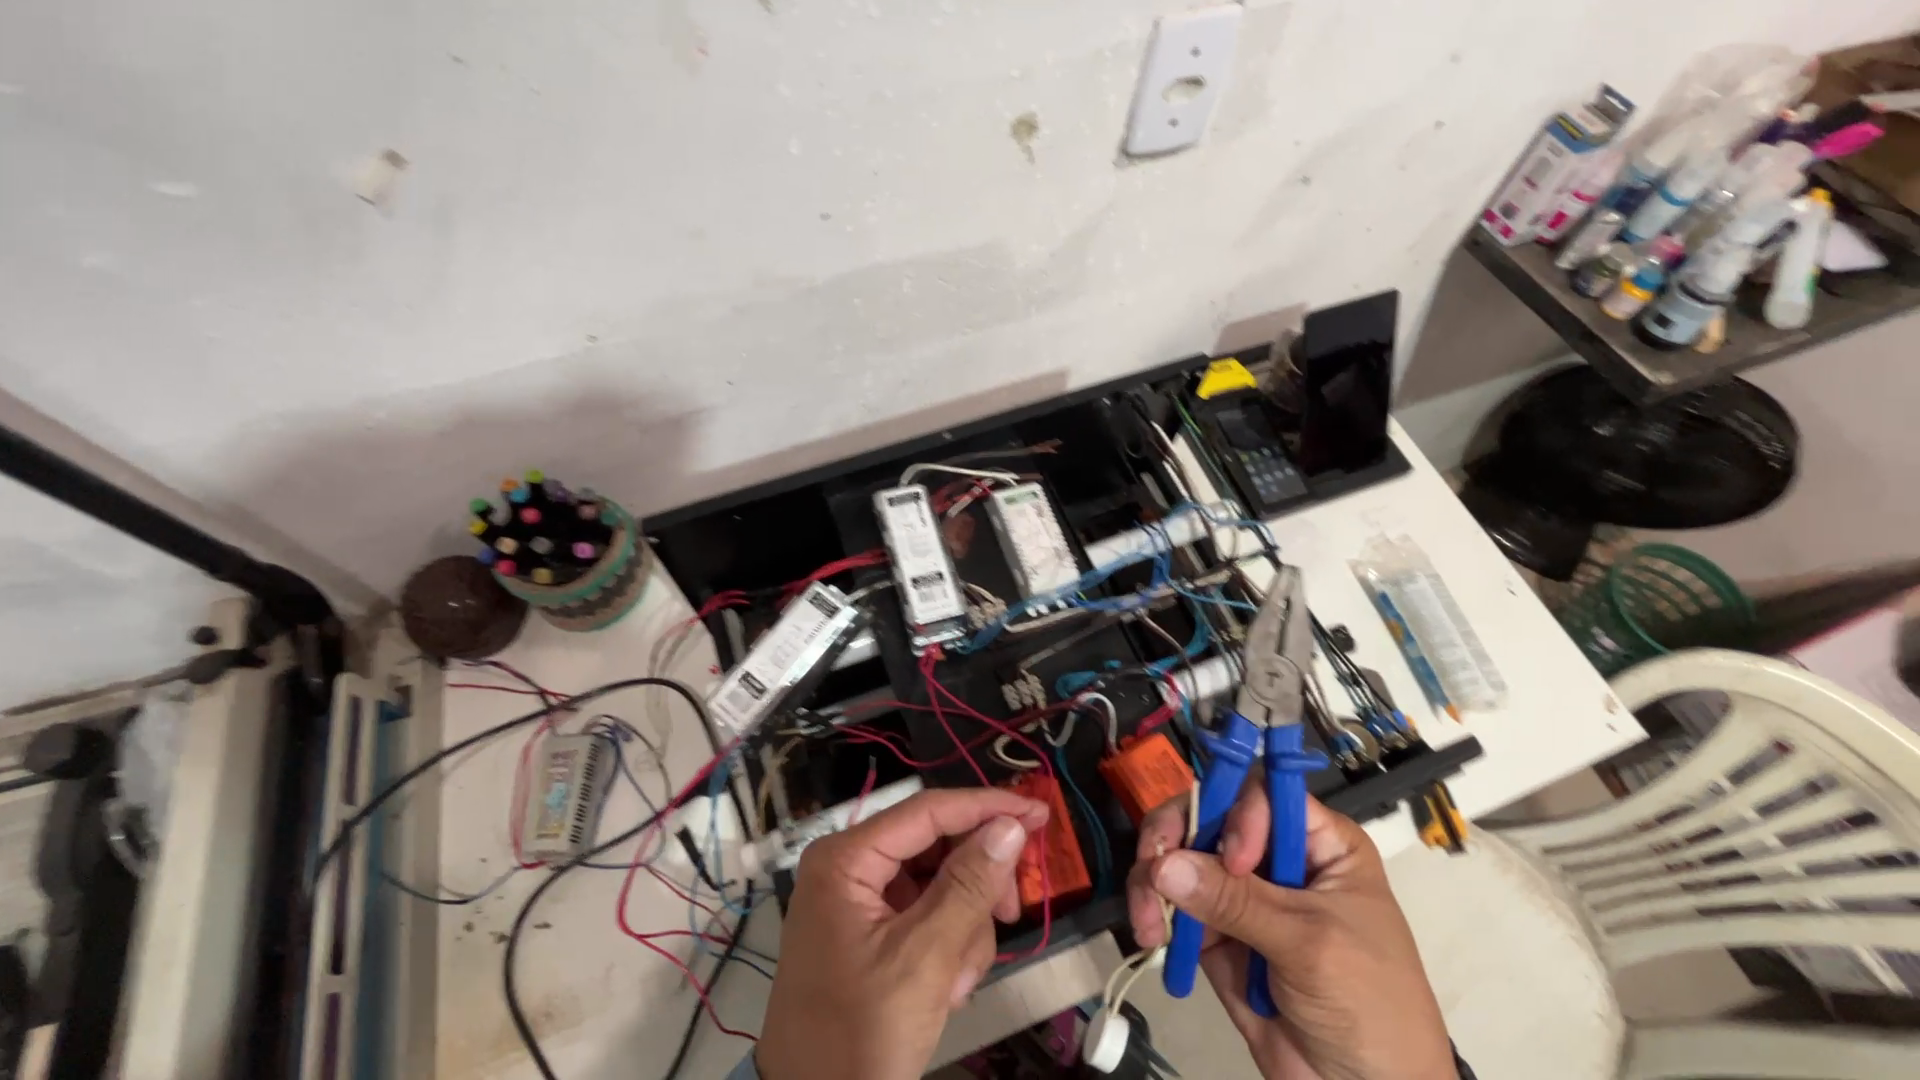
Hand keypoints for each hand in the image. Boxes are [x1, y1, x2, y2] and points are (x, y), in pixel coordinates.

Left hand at [757, 789, 1048, 1079]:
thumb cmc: (861, 1031)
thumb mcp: (924, 958)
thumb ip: (969, 886)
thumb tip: (1009, 825)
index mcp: (845, 859)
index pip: (928, 811)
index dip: (987, 807)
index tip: (1039, 812)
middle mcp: (850, 867)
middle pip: (936, 848)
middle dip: (974, 888)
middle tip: (1012, 912)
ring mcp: (859, 902)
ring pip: (940, 885)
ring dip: (962, 930)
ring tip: (956, 982)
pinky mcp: (871, 933)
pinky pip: (927, 916)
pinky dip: (948, 947)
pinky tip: (946, 989)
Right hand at [1126, 792, 1452, 1079]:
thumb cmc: (1369, 1005)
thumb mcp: (1311, 945)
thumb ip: (1237, 903)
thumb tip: (1163, 865)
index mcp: (1320, 843)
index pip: (1262, 794)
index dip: (1236, 813)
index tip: (1232, 860)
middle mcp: (1276, 857)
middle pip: (1208, 815)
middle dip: (1174, 838)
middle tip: (1152, 867)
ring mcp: (1241, 895)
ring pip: (1180, 857)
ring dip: (1153, 881)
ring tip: (1150, 924)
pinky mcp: (1214, 933)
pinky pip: (1173, 905)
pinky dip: (1153, 912)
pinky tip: (1152, 938)